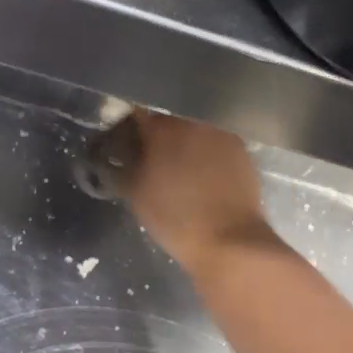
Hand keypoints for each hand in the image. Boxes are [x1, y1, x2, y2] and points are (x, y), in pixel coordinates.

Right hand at [117, 111, 279, 273]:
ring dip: (180, 139)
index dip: (125, 125)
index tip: (120, 140)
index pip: (136, 112)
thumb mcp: (135, 193)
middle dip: (154, 130)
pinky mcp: (240, 148)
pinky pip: (213, 140)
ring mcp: (220, 132)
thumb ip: (121, 165)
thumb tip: (112, 153)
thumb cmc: (174, 217)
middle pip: (166, 116)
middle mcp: (192, 121)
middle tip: (146, 152)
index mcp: (162, 127)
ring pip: (192, 127)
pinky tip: (199, 170)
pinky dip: (202, 149)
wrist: (229, 240)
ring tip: (174, 162)